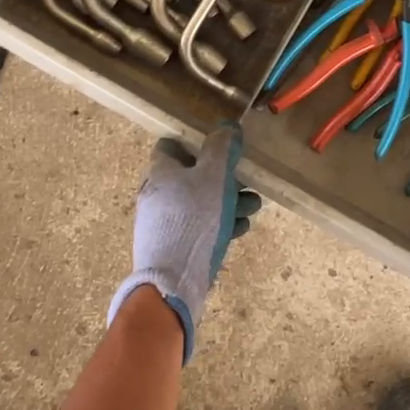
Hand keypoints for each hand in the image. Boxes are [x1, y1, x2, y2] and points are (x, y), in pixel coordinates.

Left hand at [107, 122, 260, 362]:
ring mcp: (163, 224)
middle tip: (248, 182)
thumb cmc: (193, 220)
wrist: (173, 282)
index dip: (195, 143)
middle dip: (224, 178)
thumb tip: (227, 127)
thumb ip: (222, 149)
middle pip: (192, 176)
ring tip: (252, 208)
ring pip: (200, 204)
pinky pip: (198, 228)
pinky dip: (219, 225)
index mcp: (161, 173)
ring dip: (228, 202)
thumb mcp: (214, 176)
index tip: (221, 147)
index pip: (171, 146)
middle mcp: (157, 195)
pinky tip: (240, 230)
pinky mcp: (172, 248)